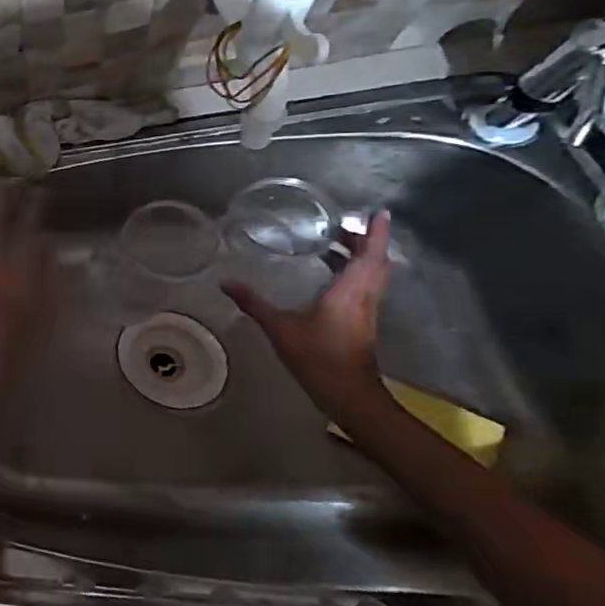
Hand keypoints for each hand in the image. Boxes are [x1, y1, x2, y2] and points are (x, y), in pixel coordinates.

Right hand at [225, 209, 395, 420]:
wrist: (348, 395)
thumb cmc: (319, 357)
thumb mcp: (280, 328)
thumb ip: (254, 303)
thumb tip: (225, 282)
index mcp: (351, 289)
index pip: (370, 253)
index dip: (377, 231)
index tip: (379, 211)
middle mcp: (365, 295)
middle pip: (375, 260)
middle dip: (364, 240)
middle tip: (341, 225)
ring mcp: (367, 309)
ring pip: (372, 274)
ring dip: (360, 256)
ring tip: (334, 243)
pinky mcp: (363, 321)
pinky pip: (365, 286)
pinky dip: (355, 272)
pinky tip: (330, 274)